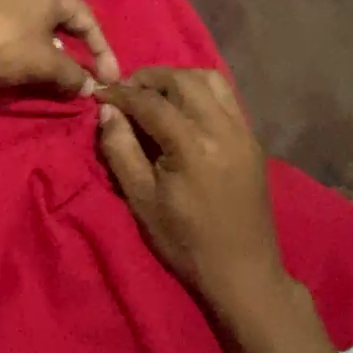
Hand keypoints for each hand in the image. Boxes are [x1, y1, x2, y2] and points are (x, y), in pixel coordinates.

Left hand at [0, 0, 119, 94]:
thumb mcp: (43, 63)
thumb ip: (73, 75)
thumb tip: (91, 86)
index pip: (89, 21)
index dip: (103, 53)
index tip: (111, 81)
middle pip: (64, 17)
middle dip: (77, 49)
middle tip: (85, 76)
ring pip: (40, 20)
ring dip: (52, 47)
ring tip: (55, 73)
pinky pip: (17, 21)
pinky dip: (28, 41)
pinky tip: (22, 60)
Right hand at [96, 68, 287, 304]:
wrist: (243, 273)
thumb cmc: (185, 241)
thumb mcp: (141, 200)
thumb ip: (120, 149)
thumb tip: (108, 111)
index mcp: (193, 147)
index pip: (151, 102)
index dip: (121, 93)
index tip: (100, 93)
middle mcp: (223, 130)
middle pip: (183, 79)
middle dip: (150, 79)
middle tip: (127, 93)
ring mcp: (244, 132)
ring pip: (210, 79)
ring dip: (178, 80)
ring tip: (156, 98)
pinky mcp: (253, 140)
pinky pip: (227, 97)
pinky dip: (201, 91)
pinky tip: (183, 111)